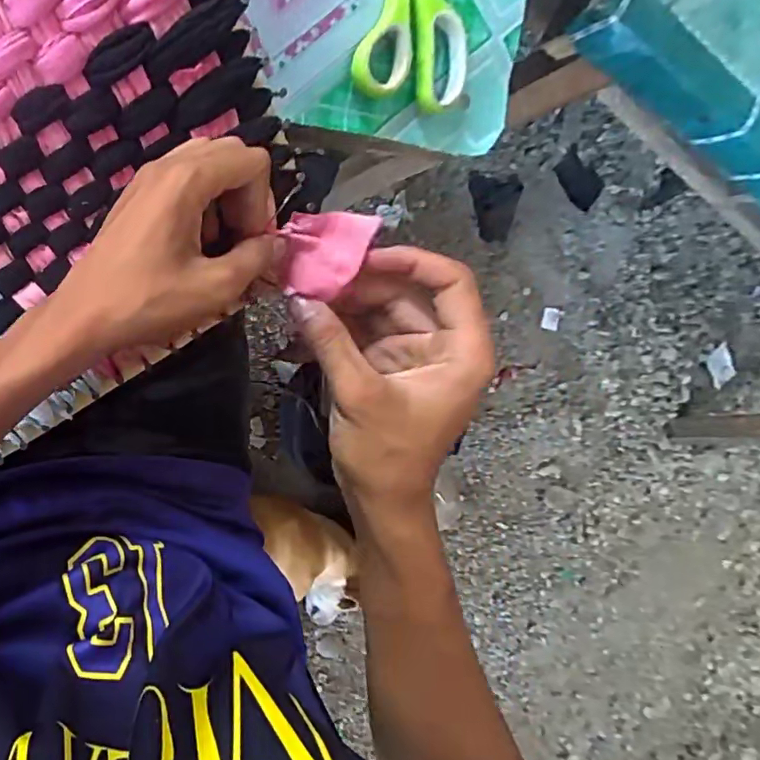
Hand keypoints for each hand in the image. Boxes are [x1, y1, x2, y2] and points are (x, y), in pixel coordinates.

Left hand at [40, 137, 283, 361]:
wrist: (83, 316)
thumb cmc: (146, 302)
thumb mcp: (215, 287)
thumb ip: (257, 259)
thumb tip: (274, 245)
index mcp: (186, 178)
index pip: (252, 161)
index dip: (263, 202)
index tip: (249, 243)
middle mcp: (165, 165)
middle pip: (230, 155)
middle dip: (246, 195)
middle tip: (238, 241)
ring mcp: (145, 178)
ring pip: (205, 165)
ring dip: (223, 199)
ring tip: (214, 244)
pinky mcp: (134, 195)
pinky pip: (180, 180)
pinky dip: (198, 201)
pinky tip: (189, 244)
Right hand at [289, 246, 494, 523]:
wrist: (380, 501)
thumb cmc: (387, 454)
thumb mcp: (359, 394)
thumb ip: (330, 341)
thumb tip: (299, 298)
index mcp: (461, 351)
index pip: (451, 283)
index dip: (411, 262)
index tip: (363, 258)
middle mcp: (441, 345)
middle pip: (407, 293)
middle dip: (362, 281)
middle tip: (317, 273)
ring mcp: (411, 354)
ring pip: (380, 309)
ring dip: (345, 299)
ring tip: (305, 287)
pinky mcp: (385, 365)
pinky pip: (363, 330)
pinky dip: (338, 321)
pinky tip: (308, 311)